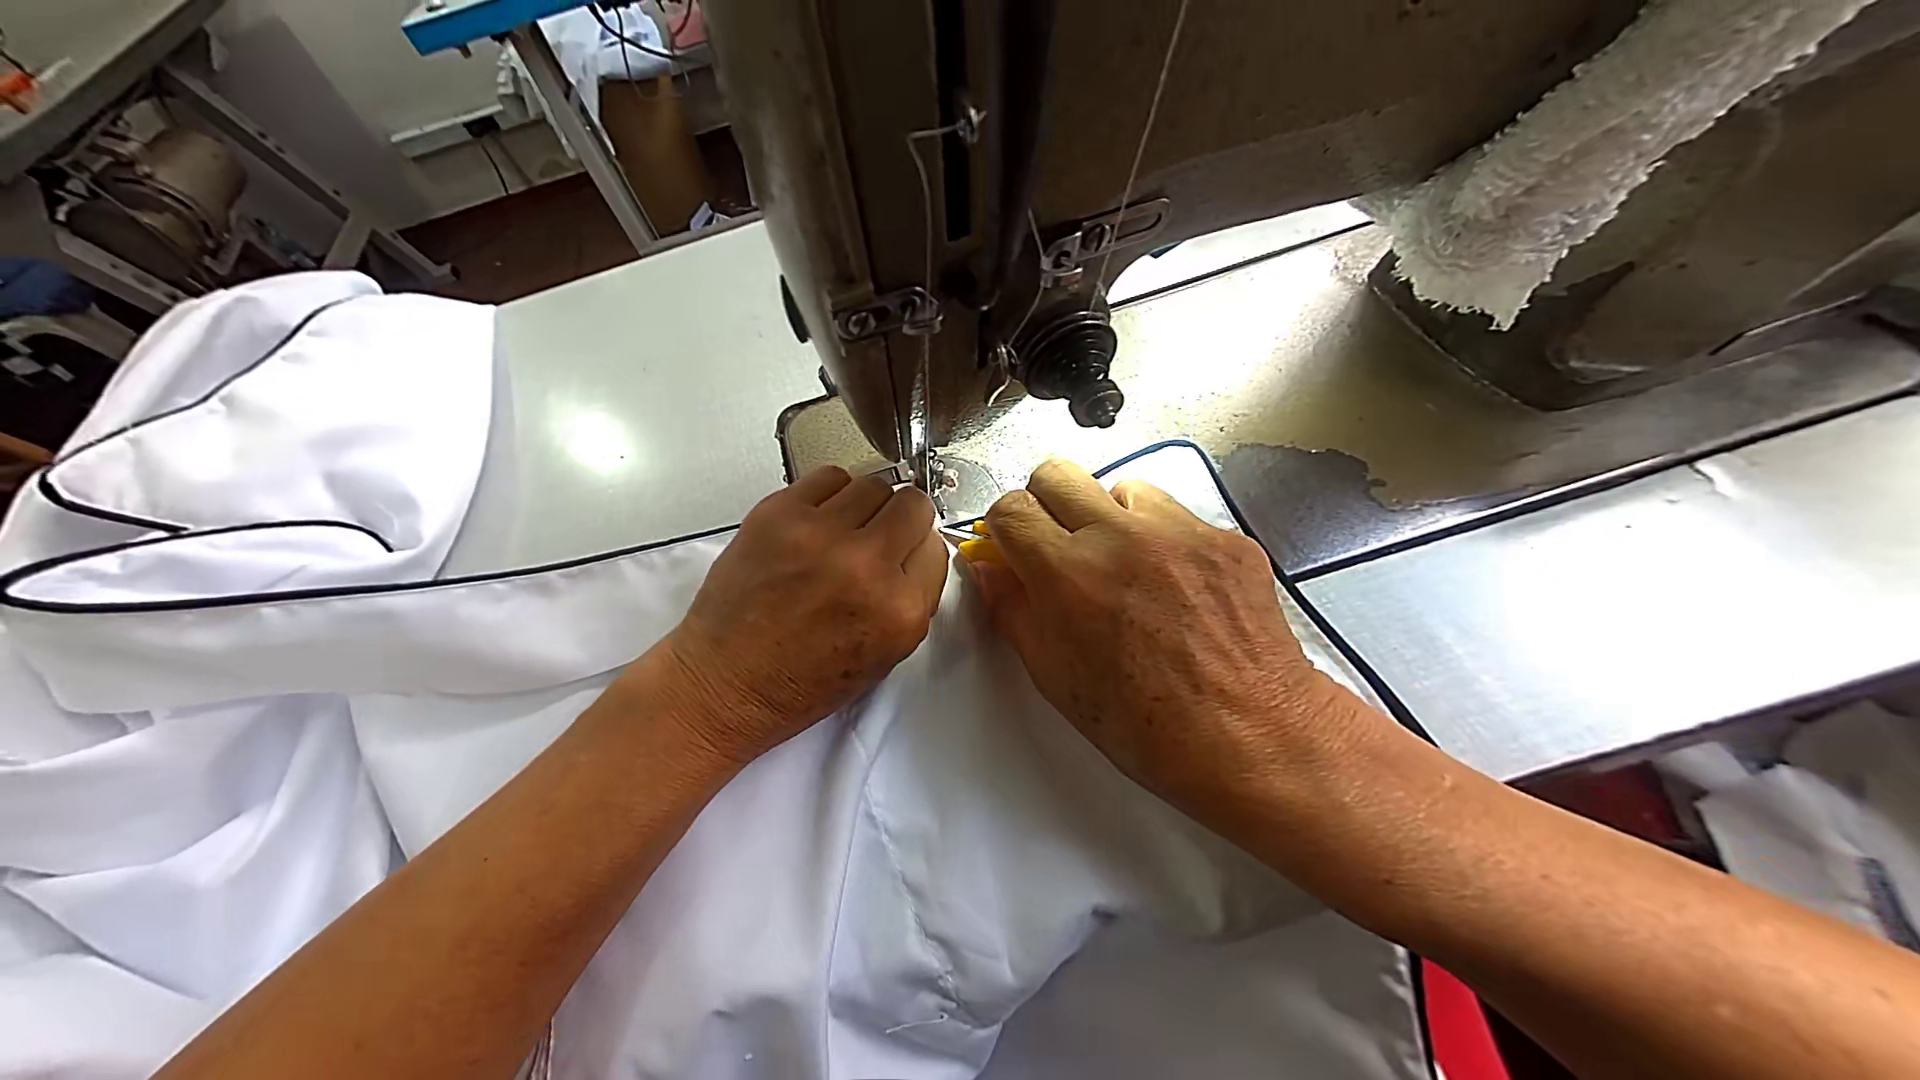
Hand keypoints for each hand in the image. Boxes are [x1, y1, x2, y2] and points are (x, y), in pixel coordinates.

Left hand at [653, 466, 949, 764]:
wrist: (726, 683)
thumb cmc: (801, 682)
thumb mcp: (886, 656)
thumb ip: (912, 598)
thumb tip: (918, 546)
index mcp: (899, 611)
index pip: (936, 547)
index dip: (919, 549)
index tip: (905, 552)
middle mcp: (865, 567)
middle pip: (913, 505)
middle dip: (902, 520)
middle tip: (880, 536)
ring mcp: (820, 535)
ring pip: (873, 484)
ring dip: (866, 506)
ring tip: (844, 531)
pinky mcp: (779, 514)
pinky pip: (829, 477)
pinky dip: (830, 494)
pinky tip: (818, 521)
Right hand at [967, 459, 1383, 818]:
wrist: (1249, 737)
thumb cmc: (1148, 725)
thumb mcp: (1055, 676)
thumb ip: (1012, 610)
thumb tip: (990, 569)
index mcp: (1069, 575)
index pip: (1011, 507)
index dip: (1003, 526)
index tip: (1011, 542)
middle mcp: (1122, 538)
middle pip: (1057, 473)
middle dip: (1045, 503)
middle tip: (1057, 542)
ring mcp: (1180, 532)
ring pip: (1121, 488)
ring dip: (1109, 517)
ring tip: (1124, 565)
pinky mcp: (1225, 538)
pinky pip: (1177, 515)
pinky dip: (1162, 538)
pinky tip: (1172, 585)